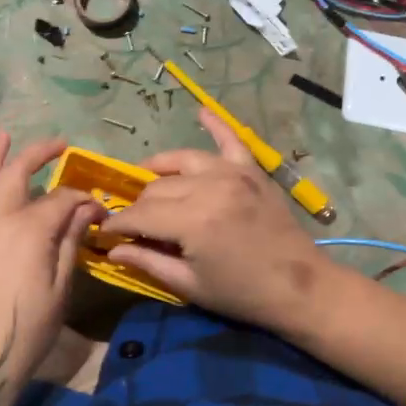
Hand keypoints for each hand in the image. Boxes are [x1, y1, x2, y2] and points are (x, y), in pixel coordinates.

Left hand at [0, 133, 102, 405]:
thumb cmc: (27, 328)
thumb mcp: (60, 288)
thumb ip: (70, 241)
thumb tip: (86, 208)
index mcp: (29, 227)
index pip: (62, 198)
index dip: (84, 200)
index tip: (99, 210)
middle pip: (17, 173)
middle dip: (38, 153)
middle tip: (56, 144)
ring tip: (3, 137)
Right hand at [101, 111, 335, 330]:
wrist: (300, 288)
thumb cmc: (242, 294)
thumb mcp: (190, 286)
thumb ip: (148, 262)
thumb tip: (112, 249)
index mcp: (191, 220)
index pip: (140, 213)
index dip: (118, 223)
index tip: (104, 231)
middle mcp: (208, 187)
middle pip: (157, 187)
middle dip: (139, 205)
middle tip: (133, 222)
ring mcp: (232, 174)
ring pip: (182, 162)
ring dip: (160, 170)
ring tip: (147, 181)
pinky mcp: (251, 171)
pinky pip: (230, 140)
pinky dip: (215, 125)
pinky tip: (200, 111)